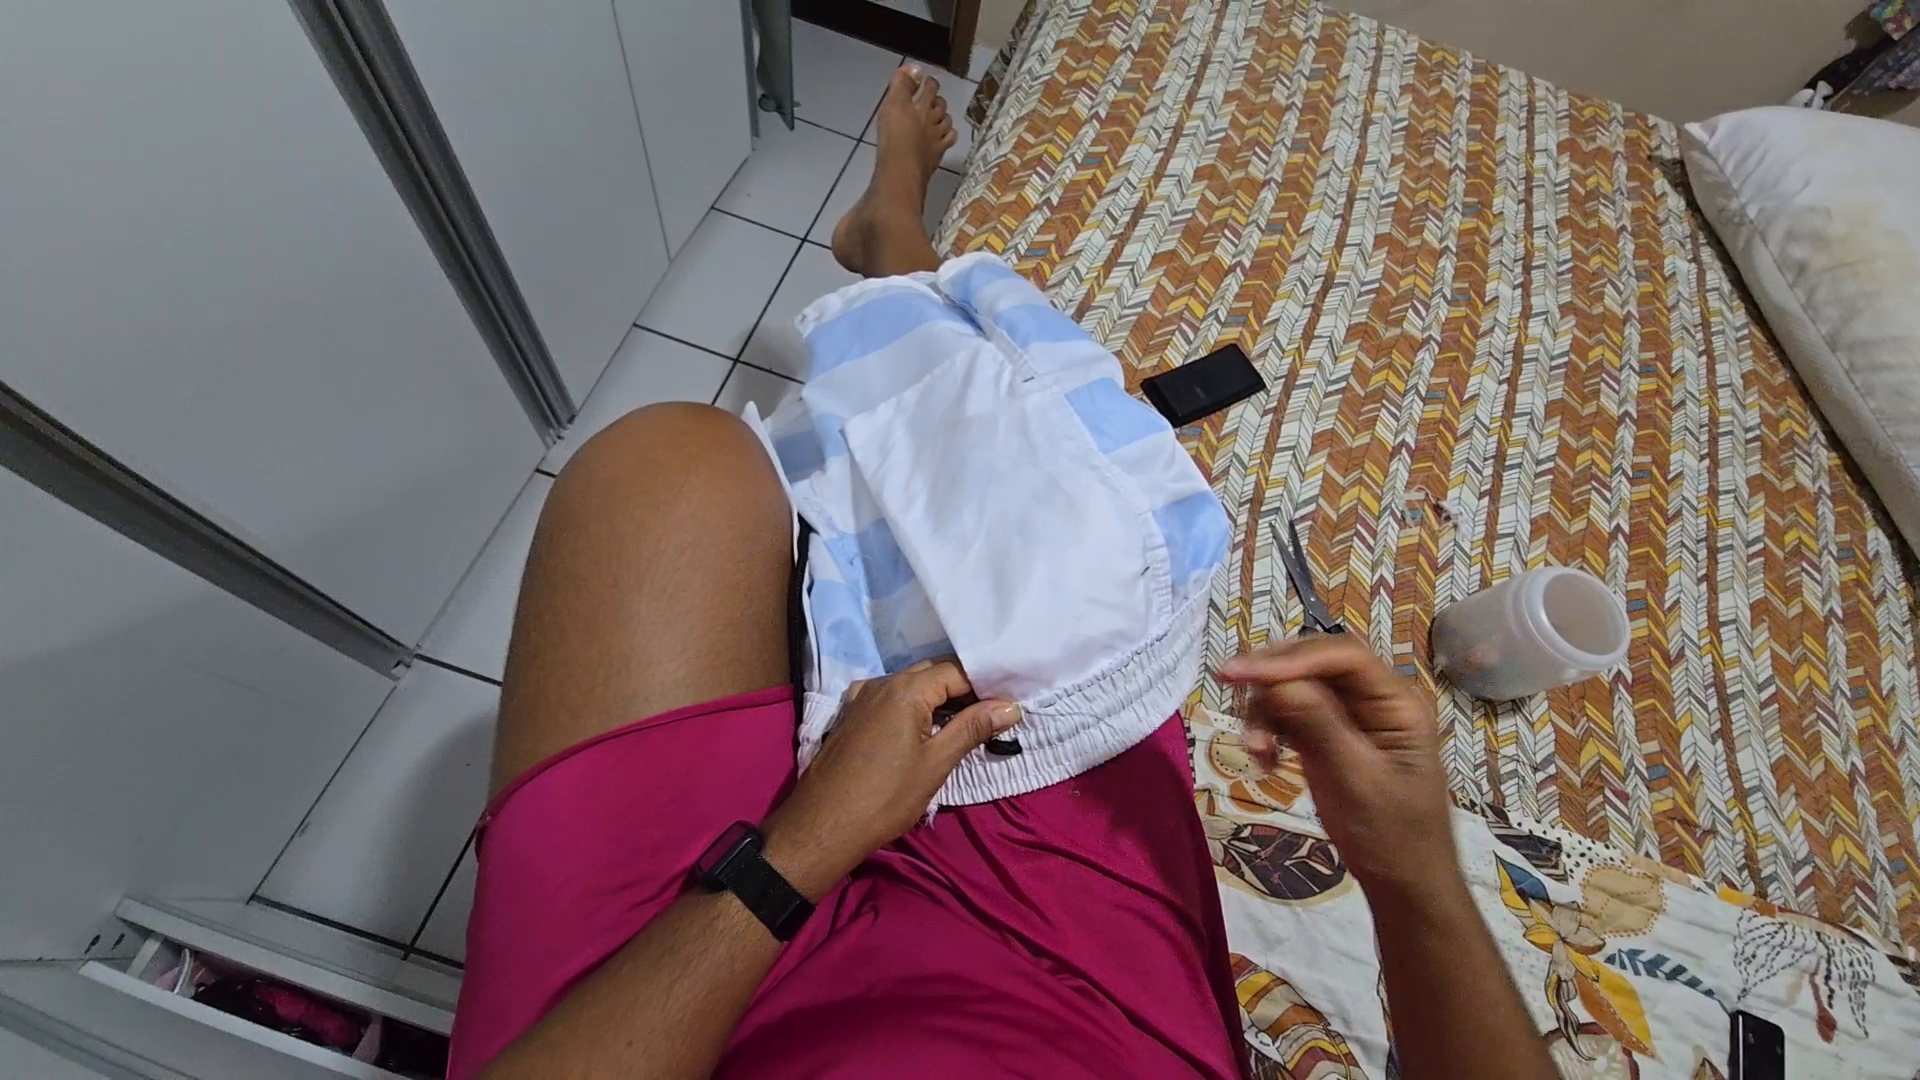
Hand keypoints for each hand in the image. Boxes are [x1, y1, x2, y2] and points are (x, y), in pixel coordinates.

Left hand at [762, 659, 1019, 899]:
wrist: (823, 827)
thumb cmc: (885, 798)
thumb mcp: (936, 763)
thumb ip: (972, 728)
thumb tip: (1010, 706)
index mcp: (906, 689)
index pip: (957, 670)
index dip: (985, 684)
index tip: (1008, 702)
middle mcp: (883, 682)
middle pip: (933, 672)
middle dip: (964, 688)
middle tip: (992, 712)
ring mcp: (862, 697)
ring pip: (910, 684)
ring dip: (938, 697)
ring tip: (965, 721)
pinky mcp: (851, 715)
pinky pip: (890, 697)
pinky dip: (912, 704)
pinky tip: (922, 726)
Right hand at [1217, 637, 1459, 902]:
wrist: (1401, 883)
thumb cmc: (1390, 835)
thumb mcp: (1355, 779)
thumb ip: (1319, 725)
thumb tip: (1277, 682)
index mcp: (1396, 703)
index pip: (1343, 657)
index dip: (1293, 659)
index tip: (1244, 674)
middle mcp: (1371, 700)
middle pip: (1312, 663)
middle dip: (1271, 676)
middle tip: (1227, 682)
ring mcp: (1347, 716)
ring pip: (1292, 686)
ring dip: (1264, 711)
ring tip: (1256, 751)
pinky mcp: (1324, 733)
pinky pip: (1286, 713)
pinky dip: (1267, 729)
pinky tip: (1263, 760)